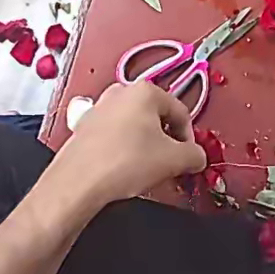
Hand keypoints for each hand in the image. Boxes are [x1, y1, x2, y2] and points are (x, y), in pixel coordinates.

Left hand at [50, 81, 207, 209]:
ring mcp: (99, 107)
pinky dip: (124, 148)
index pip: (181, 112)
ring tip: (146, 168)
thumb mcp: (175, 160)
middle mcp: (121, 92)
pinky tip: (124, 168)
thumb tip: (197, 157)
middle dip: (167, 140)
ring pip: (135, 125)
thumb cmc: (126, 163)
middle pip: (157, 117)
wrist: (78, 183)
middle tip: (169, 163)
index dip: (189, 138)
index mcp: (145, 90)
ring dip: (146, 144)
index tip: (189, 157)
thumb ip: (195, 155)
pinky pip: (115, 134)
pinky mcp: (84, 126)